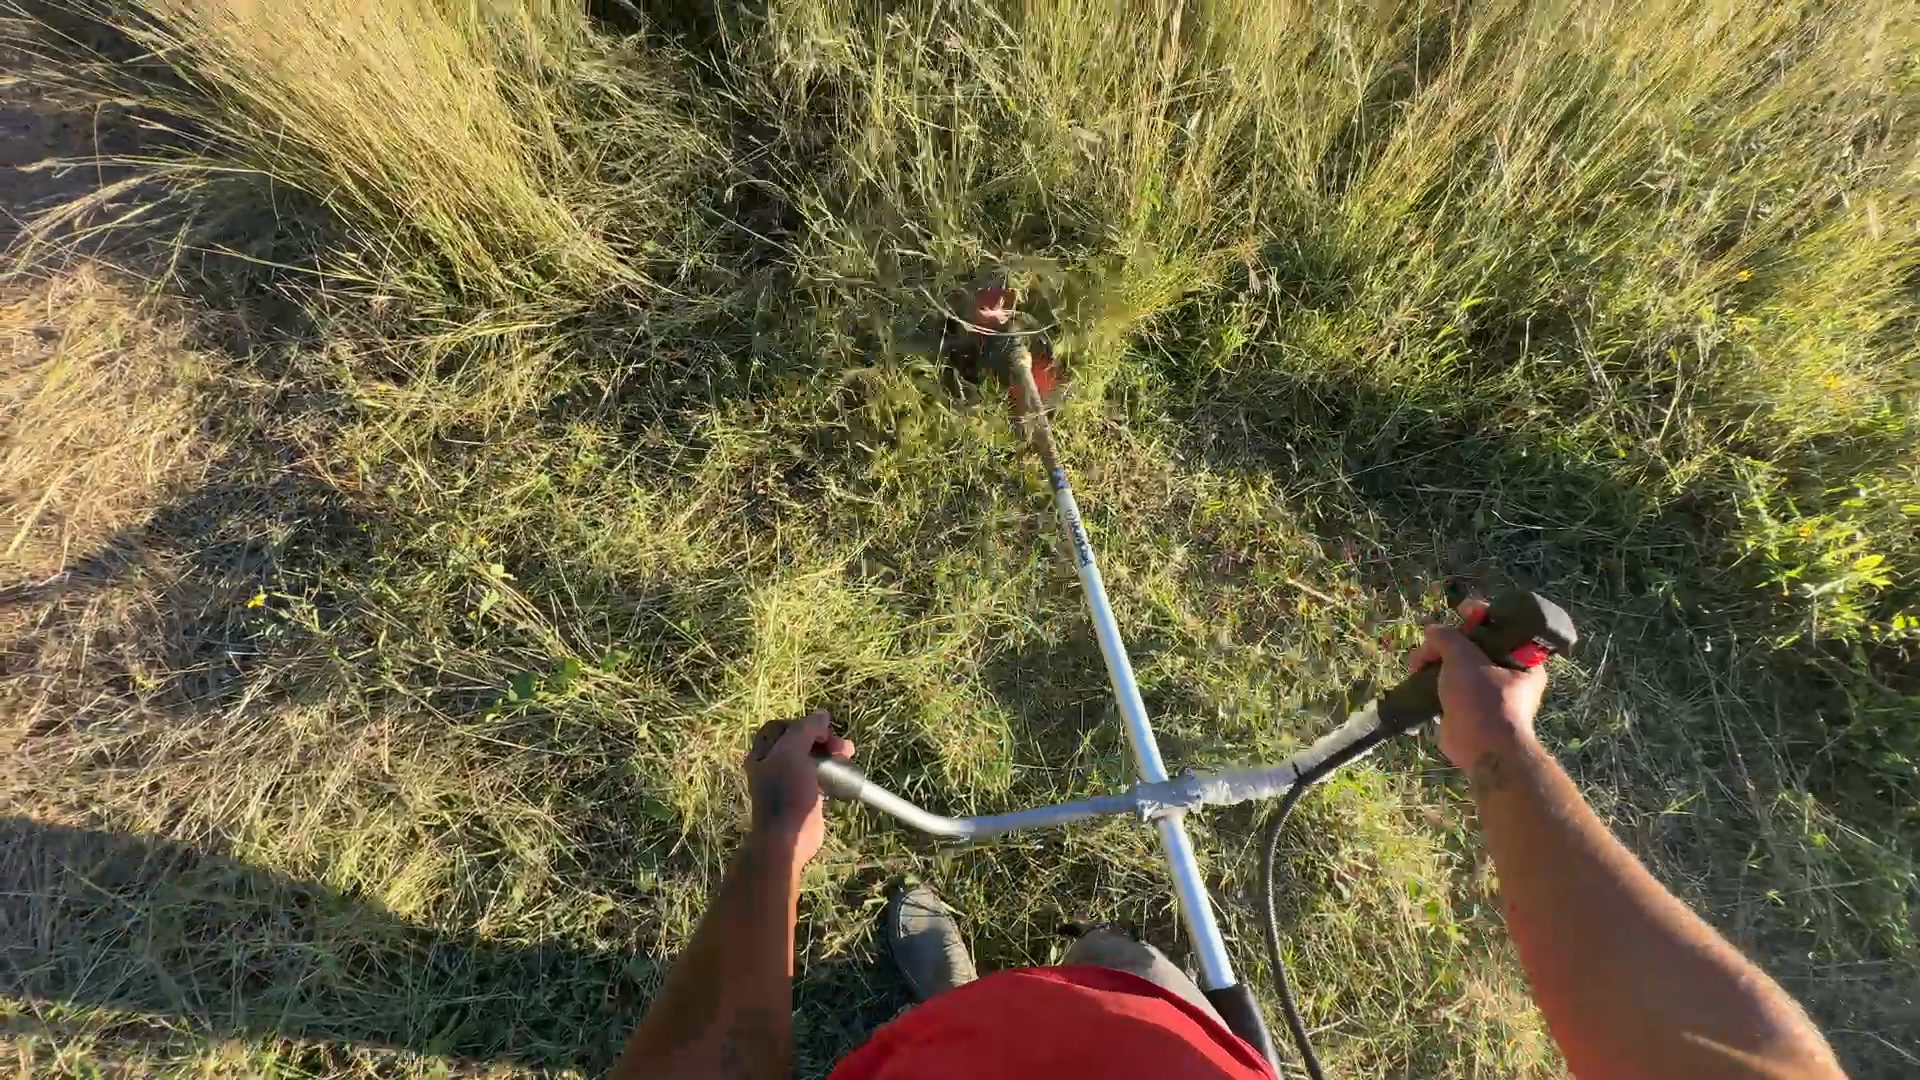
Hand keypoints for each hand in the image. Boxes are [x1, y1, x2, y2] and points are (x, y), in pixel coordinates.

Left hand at [744, 709, 853, 867]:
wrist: (789, 838)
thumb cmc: (786, 792)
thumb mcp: (792, 752)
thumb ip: (806, 729)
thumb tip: (822, 713)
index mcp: (762, 753)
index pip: (782, 727)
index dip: (803, 725)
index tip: (820, 732)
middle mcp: (773, 765)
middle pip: (801, 740)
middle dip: (823, 739)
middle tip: (840, 746)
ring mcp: (790, 781)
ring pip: (813, 757)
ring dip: (832, 753)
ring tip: (848, 755)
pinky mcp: (806, 795)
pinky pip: (821, 775)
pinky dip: (833, 771)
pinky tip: (845, 773)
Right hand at [1407, 598, 1547, 768]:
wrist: (1481, 745)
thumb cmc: (1483, 698)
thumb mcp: (1465, 659)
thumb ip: (1448, 637)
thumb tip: (1432, 630)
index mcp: (1522, 661)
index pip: (1502, 628)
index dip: (1481, 616)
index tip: (1462, 610)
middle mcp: (1507, 674)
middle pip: (1472, 644)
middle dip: (1445, 642)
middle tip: (1428, 647)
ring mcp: (1485, 690)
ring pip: (1455, 662)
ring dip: (1432, 659)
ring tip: (1417, 665)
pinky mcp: (1465, 704)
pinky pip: (1446, 681)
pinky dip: (1431, 677)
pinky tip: (1417, 676)